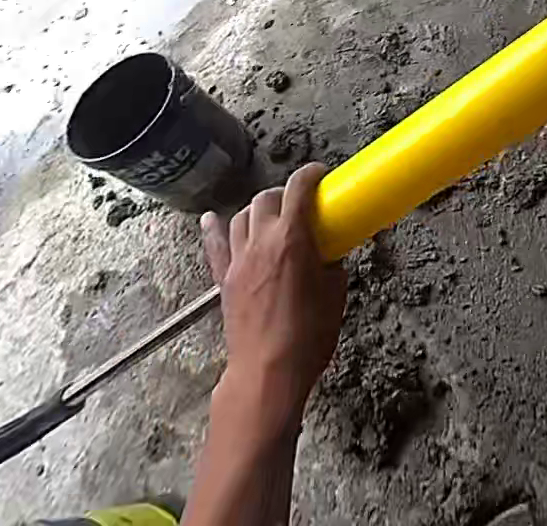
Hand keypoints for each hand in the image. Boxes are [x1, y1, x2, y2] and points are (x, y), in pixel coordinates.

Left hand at [201, 162, 346, 432]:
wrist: (267, 372)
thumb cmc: (309, 334)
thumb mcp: (336, 293)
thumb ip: (332, 263)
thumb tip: (330, 252)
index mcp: (292, 237)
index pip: (298, 188)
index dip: (310, 174)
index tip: (320, 174)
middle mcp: (262, 239)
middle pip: (266, 198)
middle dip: (284, 193)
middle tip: (299, 203)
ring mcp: (239, 259)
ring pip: (243, 216)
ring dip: (259, 210)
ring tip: (272, 216)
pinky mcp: (225, 279)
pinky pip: (216, 246)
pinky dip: (214, 229)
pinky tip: (211, 218)